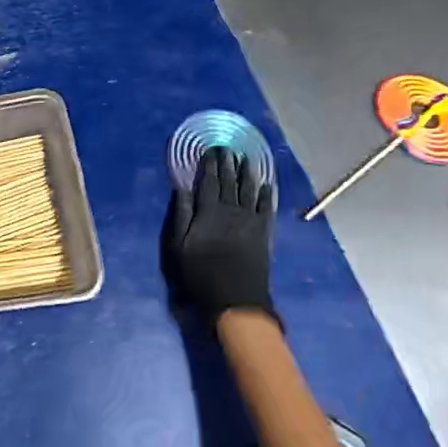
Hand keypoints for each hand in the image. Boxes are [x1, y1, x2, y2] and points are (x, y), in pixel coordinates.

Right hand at [163, 146, 276, 320]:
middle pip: (229, 181)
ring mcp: (251, 219)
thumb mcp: (180, 246)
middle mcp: (231, 209)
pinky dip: (266, 193)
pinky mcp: (264, 231)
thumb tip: (182, 187)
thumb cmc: (201, 273)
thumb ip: (181, 214)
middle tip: (227, 148)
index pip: (209, 181)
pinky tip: (267, 184)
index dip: (209, 164)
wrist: (236, 297)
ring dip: (247, 172)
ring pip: (249, 189)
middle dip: (227, 163)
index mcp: (209, 211)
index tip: (210, 149)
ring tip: (246, 158)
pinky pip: (266, 206)